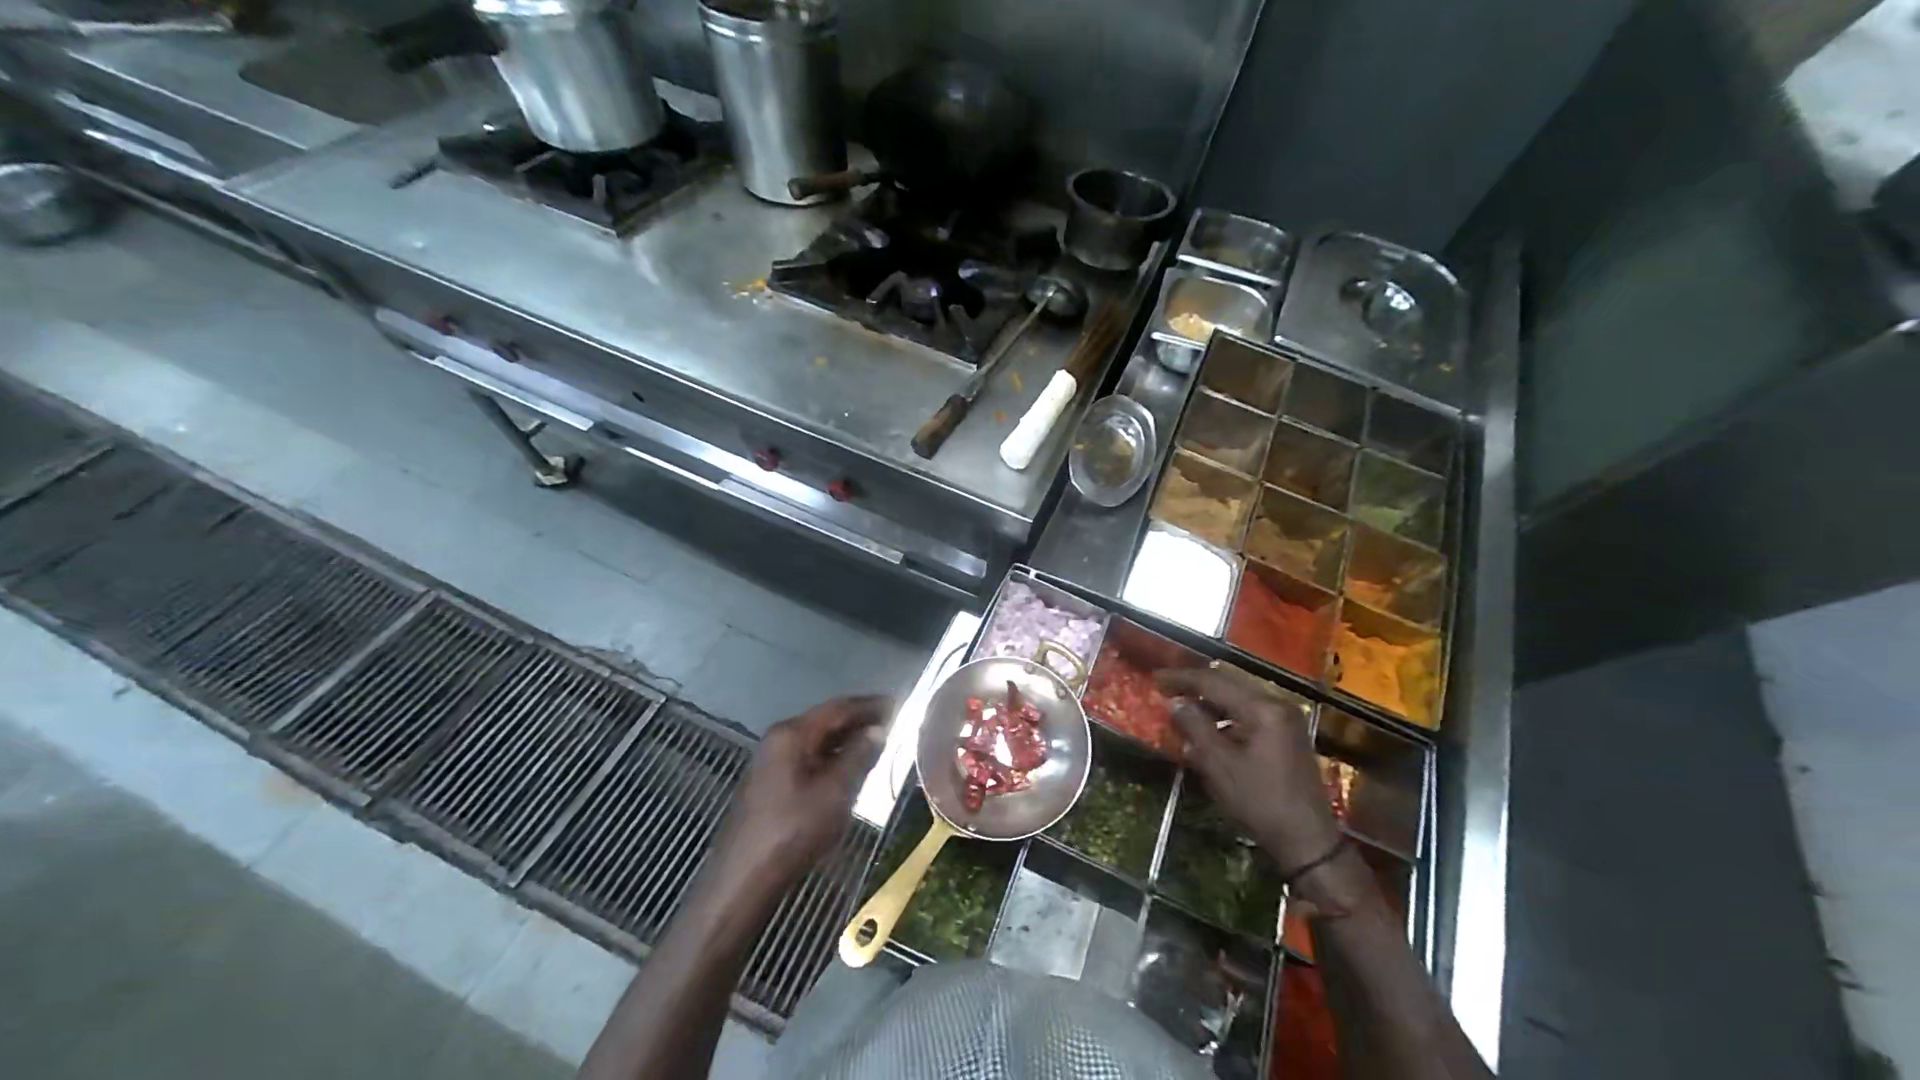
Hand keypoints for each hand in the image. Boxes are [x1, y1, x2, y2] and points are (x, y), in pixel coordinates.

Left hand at [713, 695, 889, 888]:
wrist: (745, 877)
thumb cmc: (794, 830)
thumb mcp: (835, 792)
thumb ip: (859, 756)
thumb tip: (878, 729)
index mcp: (792, 734)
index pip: (838, 708)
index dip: (870, 705)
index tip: (898, 704)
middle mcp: (779, 738)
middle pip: (825, 721)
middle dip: (859, 721)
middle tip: (894, 723)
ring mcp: (772, 760)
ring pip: (817, 740)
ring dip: (847, 740)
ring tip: (879, 744)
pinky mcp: (771, 782)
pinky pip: (809, 757)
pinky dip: (833, 757)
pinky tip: (851, 768)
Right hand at [1155, 668, 1341, 871]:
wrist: (1308, 841)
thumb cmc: (1260, 802)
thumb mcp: (1220, 766)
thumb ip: (1195, 728)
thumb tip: (1175, 702)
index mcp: (1264, 709)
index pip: (1215, 683)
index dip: (1182, 679)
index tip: (1156, 679)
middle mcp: (1278, 705)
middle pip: (1230, 682)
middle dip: (1196, 683)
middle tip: (1166, 685)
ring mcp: (1286, 719)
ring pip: (1241, 696)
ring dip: (1211, 697)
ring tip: (1183, 702)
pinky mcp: (1287, 734)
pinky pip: (1250, 711)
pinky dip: (1226, 712)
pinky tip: (1210, 722)